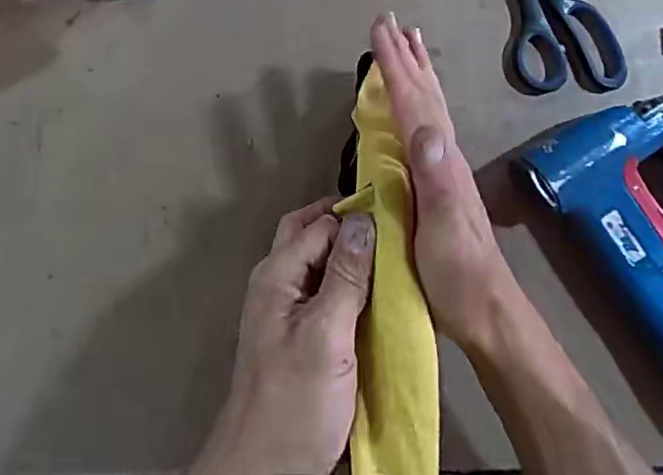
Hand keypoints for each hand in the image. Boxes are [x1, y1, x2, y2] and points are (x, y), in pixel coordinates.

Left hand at [191, 199, 375, 474]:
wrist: (266, 472)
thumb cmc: (293, 404)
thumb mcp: (326, 336)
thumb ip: (345, 276)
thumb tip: (365, 220)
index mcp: (277, 275)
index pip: (320, 222)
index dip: (356, 215)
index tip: (395, 213)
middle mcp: (279, 282)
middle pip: (313, 233)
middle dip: (347, 223)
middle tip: (389, 226)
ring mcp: (289, 308)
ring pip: (321, 260)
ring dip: (351, 252)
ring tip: (390, 253)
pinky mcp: (304, 333)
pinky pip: (328, 289)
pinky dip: (351, 280)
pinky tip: (378, 290)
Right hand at [371, 13, 520, 353]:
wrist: (486, 306)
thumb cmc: (457, 273)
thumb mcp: (444, 229)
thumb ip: (437, 179)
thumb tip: (427, 129)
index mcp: (438, 158)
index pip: (412, 101)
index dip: (394, 64)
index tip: (379, 30)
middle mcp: (444, 152)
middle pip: (423, 92)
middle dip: (405, 55)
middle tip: (391, 21)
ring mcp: (444, 164)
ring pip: (429, 103)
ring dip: (417, 70)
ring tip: (409, 42)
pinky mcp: (439, 178)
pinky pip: (426, 122)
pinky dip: (418, 99)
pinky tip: (413, 102)